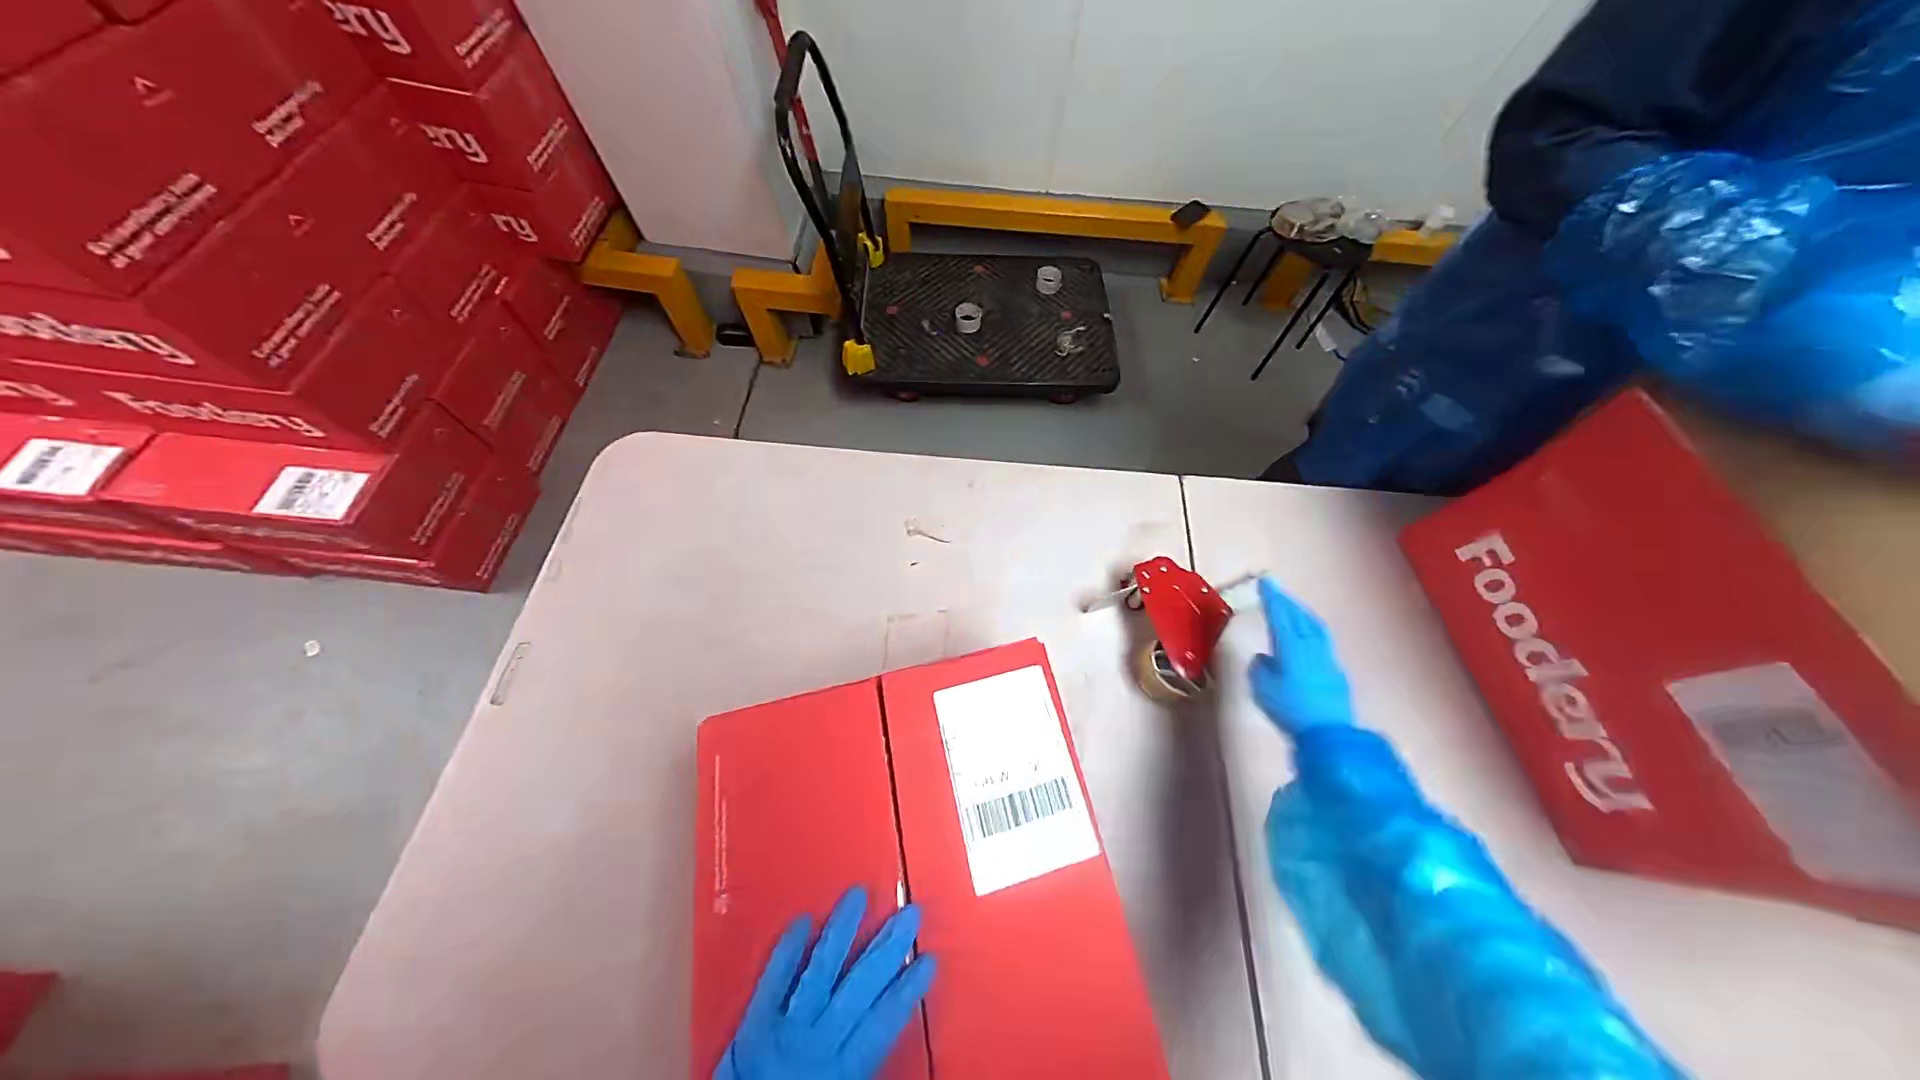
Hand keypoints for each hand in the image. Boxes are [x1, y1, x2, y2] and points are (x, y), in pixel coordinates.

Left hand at [718, 886, 937, 1079]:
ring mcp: (786, 1029)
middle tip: (911, 912)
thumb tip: (884, 1032)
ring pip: (820, 972)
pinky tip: (802, 919)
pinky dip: (787, 951)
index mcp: (845, 1071)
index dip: (908, 991)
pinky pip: (772, 982)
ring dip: (841, 931)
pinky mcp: (753, 1024)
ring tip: (859, 894)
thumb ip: (863, 1070)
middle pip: (859, 987)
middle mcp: (820, 1042)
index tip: (929, 958)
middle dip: (887, 948)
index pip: (883, 1023)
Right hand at [1248, 579, 1353, 734]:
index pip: (1281, 616)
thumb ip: (1261, 668)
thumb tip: (1264, 658)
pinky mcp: (1335, 671)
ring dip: (1301, 613)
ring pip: (1314, 627)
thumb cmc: (1291, 709)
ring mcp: (1327, 658)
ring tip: (1292, 607)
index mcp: (1292, 647)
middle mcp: (1311, 647)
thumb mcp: (1263, 688)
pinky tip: (1307, 634)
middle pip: (1300, 617)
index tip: (1266, 581)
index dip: (1273, 598)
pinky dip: (1311, 629)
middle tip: (1276, 590)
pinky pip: (1321, 639)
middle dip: (1288, 601)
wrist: (1328, 734)